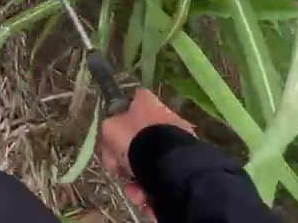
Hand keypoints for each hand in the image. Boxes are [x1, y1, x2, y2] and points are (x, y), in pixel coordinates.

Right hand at [99, 89, 193, 214]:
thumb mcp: (110, 130)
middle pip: (140, 137)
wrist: (170, 167)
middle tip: (120, 172)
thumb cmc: (136, 139)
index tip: (115, 133)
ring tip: (135, 193)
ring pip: (151, 161)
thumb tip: (114, 143)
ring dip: (138, 179)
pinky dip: (154, 190)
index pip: (136, 98)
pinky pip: (165, 177)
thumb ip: (109, 131)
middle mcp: (166, 119)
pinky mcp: (189, 166)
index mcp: (148, 103)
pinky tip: (147, 200)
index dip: (124, 113)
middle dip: (127, 158)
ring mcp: (178, 144)